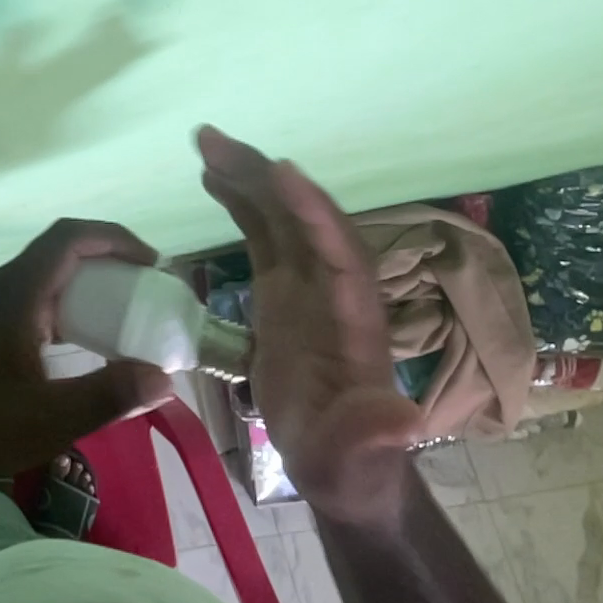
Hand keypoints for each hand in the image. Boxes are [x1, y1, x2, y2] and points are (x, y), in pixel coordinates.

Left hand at [0, 219, 175, 486]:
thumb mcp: (47, 418)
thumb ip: (107, 396)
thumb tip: (161, 377)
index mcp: (19, 293)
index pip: (70, 237)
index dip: (115, 239)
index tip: (152, 265)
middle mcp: (6, 285)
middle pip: (63, 249)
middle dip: (110, 260)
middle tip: (148, 291)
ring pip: (50, 271)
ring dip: (90, 281)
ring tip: (128, 313)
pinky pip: (40, 293)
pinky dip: (71, 302)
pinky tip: (88, 338)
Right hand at [196, 126, 423, 524]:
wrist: (338, 462)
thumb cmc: (347, 462)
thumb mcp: (356, 455)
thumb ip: (371, 435)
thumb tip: (397, 417)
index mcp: (352, 318)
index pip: (337, 253)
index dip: (311, 212)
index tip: (279, 170)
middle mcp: (333, 288)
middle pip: (301, 218)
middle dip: (262, 176)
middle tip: (214, 139)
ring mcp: (307, 285)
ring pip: (279, 217)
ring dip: (247, 177)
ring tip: (205, 144)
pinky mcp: (284, 290)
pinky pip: (262, 234)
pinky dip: (240, 203)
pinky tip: (213, 179)